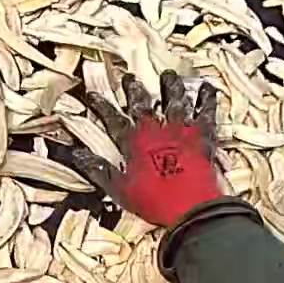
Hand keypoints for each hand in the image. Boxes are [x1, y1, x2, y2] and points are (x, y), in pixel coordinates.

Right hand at [67, 70, 223, 227]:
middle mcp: (156, 130)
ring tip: (168, 74)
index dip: (102, 105)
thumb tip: (77, 156)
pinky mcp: (203, 136)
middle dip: (134, 89)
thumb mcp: (119, 189)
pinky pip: (205, 112)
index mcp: (133, 142)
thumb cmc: (153, 200)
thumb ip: (99, 170)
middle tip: (129, 77)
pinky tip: (206, 88)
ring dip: (170, 87)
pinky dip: (206, 99)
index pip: (113, 118)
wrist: (191, 208)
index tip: (94, 95)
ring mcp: (181, 130)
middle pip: (143, 103)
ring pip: (174, 101)